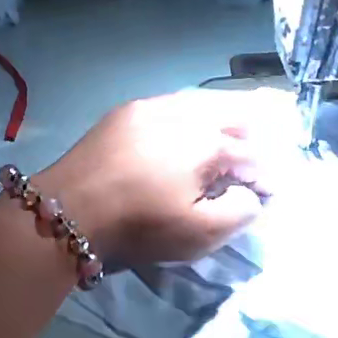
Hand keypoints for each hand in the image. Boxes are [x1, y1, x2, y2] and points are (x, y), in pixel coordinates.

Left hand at [36, 89, 295, 267]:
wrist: (68, 211)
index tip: (269, 194)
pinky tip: (189, 128)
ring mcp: (154, 106)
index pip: (253, 157)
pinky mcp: (127, 110)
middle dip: (254, 136)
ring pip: (204, 103)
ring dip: (224, 120)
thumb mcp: (198, 234)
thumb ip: (239, 212)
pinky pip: (173, 103)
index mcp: (209, 144)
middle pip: (236, 114)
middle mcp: (187, 114)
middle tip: (255, 158)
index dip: (266, 178)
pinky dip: (192, 114)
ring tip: (228, 140)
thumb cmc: (137, 227)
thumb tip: (251, 194)